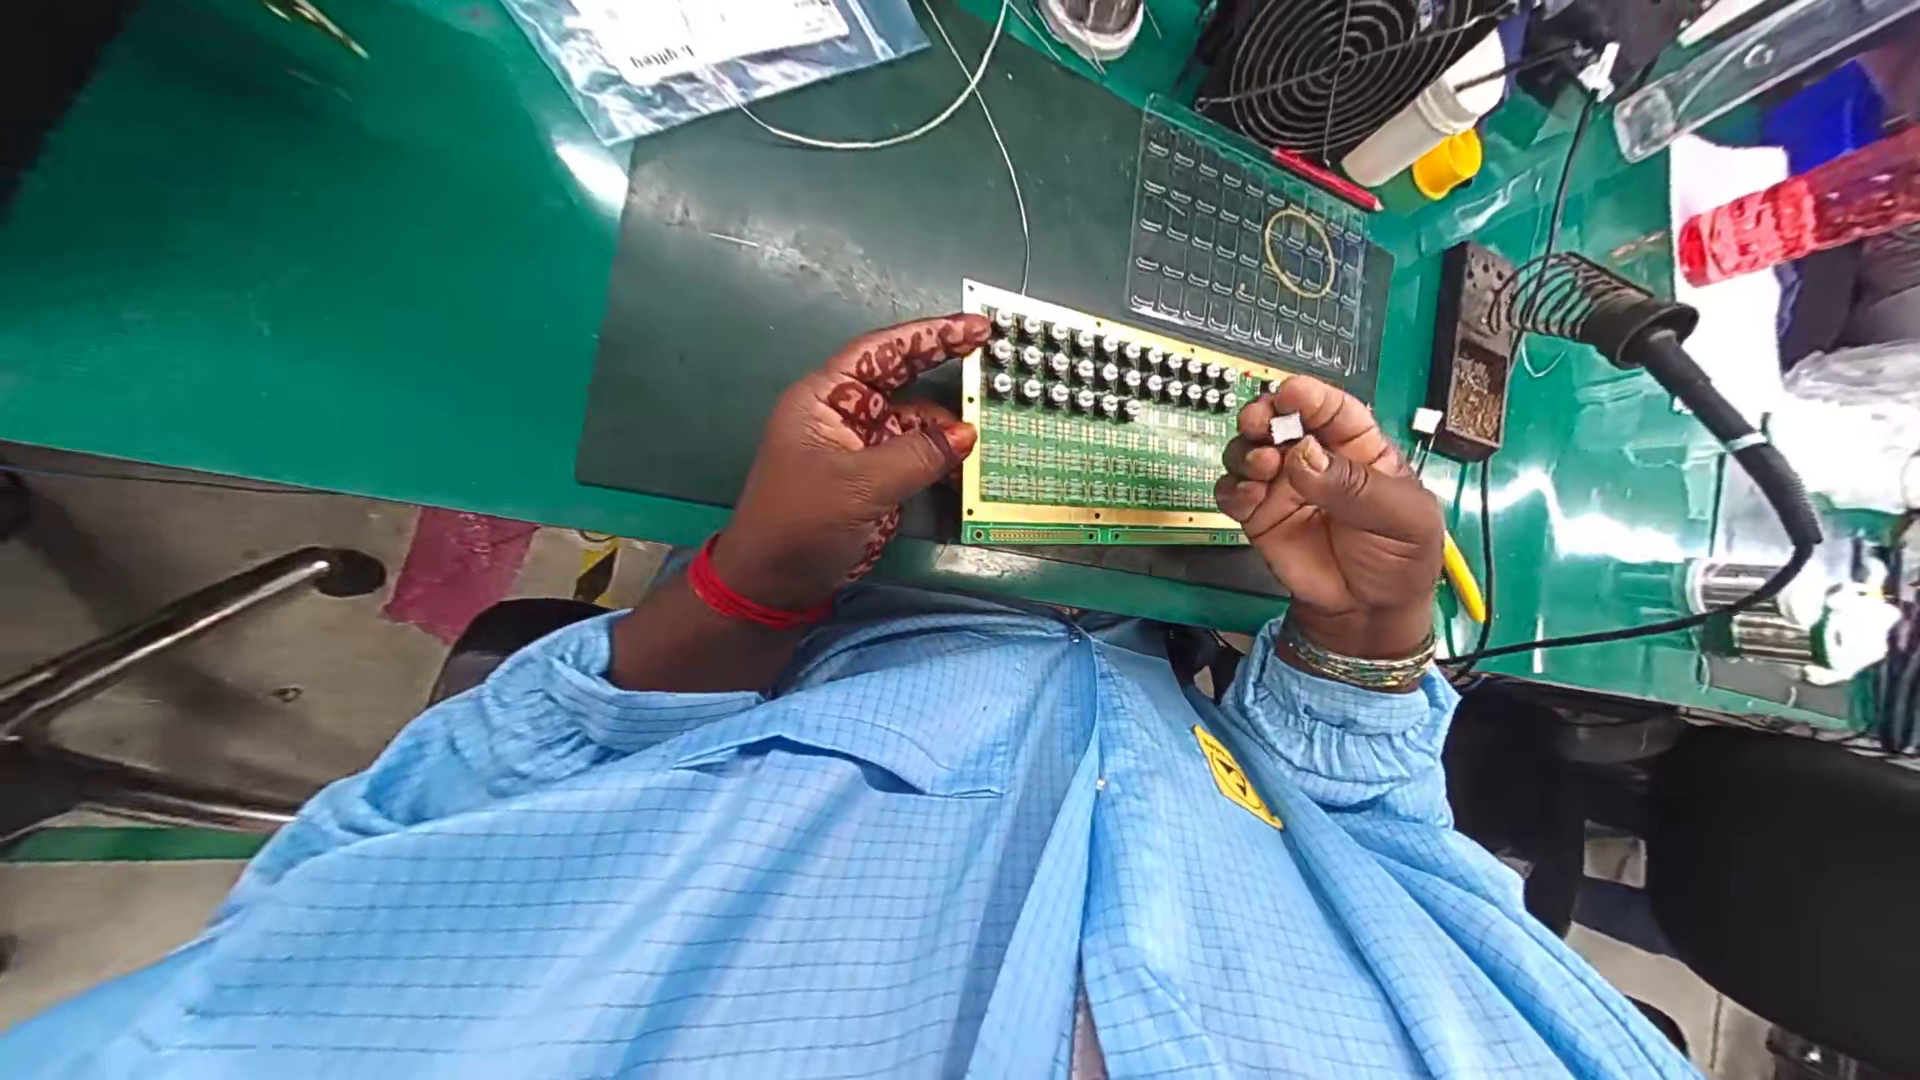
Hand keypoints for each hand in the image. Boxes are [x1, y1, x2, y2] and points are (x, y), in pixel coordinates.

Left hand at [712, 314, 990, 610]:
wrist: (776, 583)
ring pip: (916, 425)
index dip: (928, 335)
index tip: (975, 327)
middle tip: (991, 357)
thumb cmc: (801, 524)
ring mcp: (864, 448)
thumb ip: (917, 456)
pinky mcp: (877, 479)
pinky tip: (967, 470)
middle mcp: (846, 415)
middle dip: (945, 369)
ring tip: (988, 433)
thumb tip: (967, 434)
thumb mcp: (860, 486)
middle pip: (903, 381)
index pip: (881, 353)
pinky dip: (942, 462)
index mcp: (826, 399)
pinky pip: (917, 459)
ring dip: (949, 430)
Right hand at [1215, 375, 1443, 658]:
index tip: (1289, 394)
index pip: (1332, 411)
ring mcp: (1279, 487)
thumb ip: (1354, 485)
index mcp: (1356, 449)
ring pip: (1247, 452)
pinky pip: (1230, 492)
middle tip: (1259, 424)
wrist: (1364, 610)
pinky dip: (1231, 489)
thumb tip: (1302, 455)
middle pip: (1279, 423)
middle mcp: (1312, 460)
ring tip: (1261, 469)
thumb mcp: (1401, 517)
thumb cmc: (1398, 557)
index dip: (1309, 397)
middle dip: (1264, 416)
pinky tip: (1247, 497)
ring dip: (1246, 453)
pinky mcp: (1255, 514)